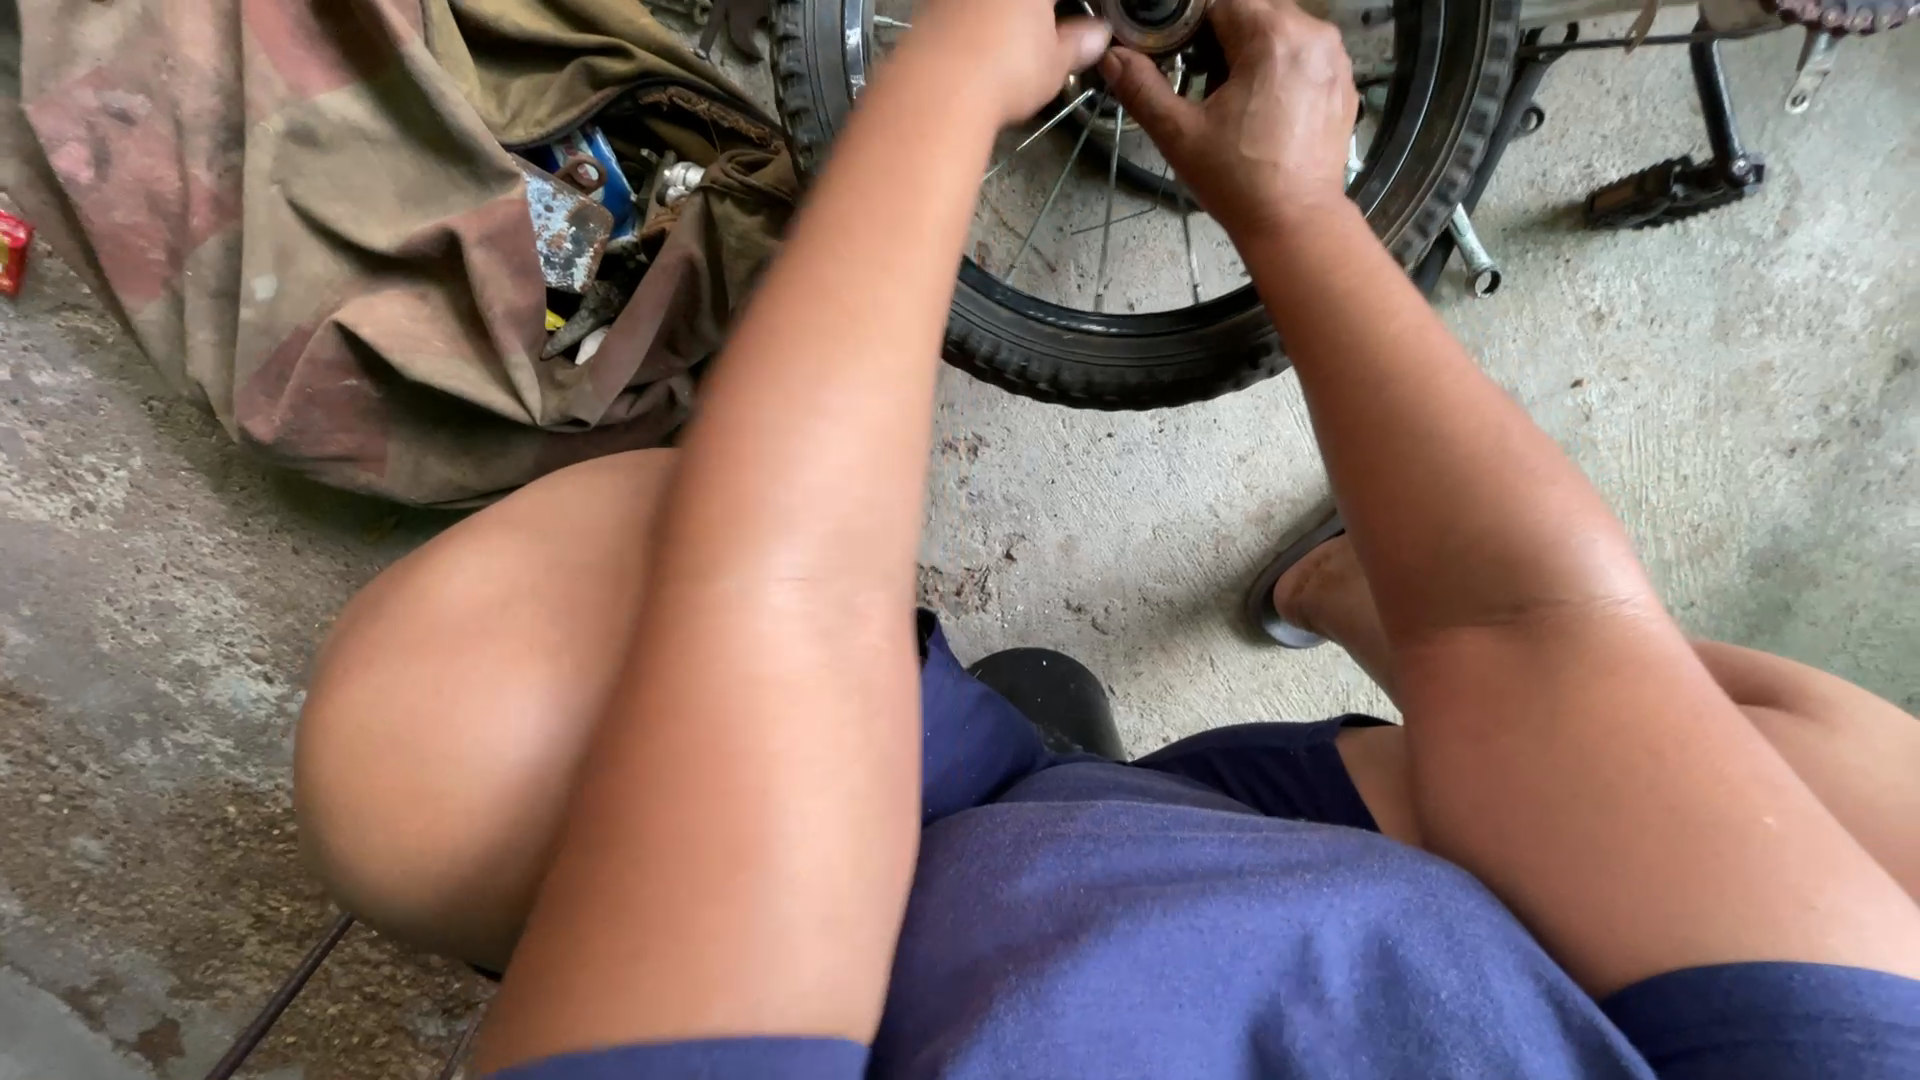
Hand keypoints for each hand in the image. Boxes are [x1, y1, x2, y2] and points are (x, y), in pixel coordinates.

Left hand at [902, 0, 1110, 125]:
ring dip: (1002, 16)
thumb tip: (1097, 36)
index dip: (1071, 10)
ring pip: (987, 6)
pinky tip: (979, 47)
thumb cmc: (1010, 68)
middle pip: (1024, 0)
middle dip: (1037, 13)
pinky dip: (974, 21)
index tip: (1081, 26)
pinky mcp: (929, 4)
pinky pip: (961, 10)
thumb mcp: (1055, 63)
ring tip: (1012, 41)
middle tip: (1045, 32)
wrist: (939, 87)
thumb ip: (1077, 44)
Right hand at [1100, 0, 1355, 236]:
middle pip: (1256, 10)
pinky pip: (1307, 57)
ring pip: (1283, 31)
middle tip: (1201, 81)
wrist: (1294, 221)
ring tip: (1232, 99)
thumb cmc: (1237, 181)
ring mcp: (1335, 58)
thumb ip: (1143, 90)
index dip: (1192, 24)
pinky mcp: (1343, 83)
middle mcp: (1314, 33)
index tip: (1177, 55)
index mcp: (1273, 36)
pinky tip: (1263, 112)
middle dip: (1224, 36)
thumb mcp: (1180, 135)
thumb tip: (1113, 57)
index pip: (1222, 2)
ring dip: (1253, 51)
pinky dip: (1282, 70)